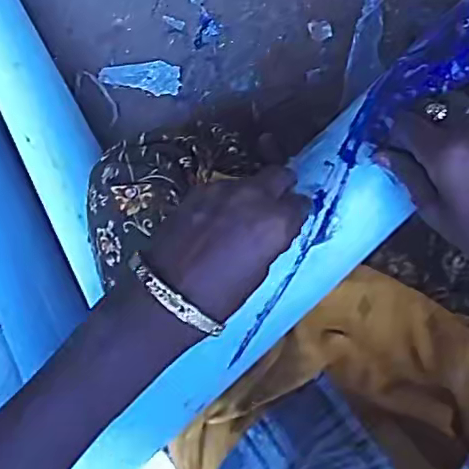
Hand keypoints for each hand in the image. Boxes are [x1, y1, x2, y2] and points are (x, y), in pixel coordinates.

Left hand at [143, 166, 310, 323]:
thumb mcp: (261, 269)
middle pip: (279, 174)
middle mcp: (255, 197)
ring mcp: (224, 189)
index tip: (294, 217)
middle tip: (276, 202)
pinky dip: (226, 199)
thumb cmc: (223, 295)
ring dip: (251, 193)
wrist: (168, 295)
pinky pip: (223, 188)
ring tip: (242, 215)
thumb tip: (276, 228)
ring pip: (249, 180)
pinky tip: (216, 218)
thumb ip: (274, 239)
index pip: (300, 202)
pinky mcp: (199, 190)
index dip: (297, 210)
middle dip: (282, 185)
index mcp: (276, 221)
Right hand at [376, 83, 468, 291]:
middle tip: (419, 142)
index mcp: (442, 153)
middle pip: (430, 107)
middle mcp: (467, 128)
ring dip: (447, 111)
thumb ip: (408, 176)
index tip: (396, 145)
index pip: (405, 124)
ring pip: (460, 99)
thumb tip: (384, 152)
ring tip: (448, 130)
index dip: (395, 132)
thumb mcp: (435, 213)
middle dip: (418, 121)